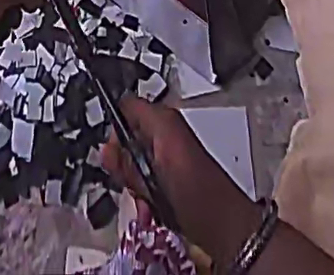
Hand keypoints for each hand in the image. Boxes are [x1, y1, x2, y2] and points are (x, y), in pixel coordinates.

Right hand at [102, 98, 261, 267]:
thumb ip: (126, 163)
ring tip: (143, 204)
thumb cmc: (196, 198)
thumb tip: (106, 151)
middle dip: (125, 163)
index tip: (113, 157)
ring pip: (138, 156)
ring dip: (136, 181)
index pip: (124, 107)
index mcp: (162, 120)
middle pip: (129, 134)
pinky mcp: (177, 166)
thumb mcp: (151, 180)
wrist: (228, 226)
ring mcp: (173, 147)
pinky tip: (152, 208)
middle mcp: (167, 128)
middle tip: (130, 185)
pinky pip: (151, 169)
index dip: (114, 130)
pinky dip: (148, 188)